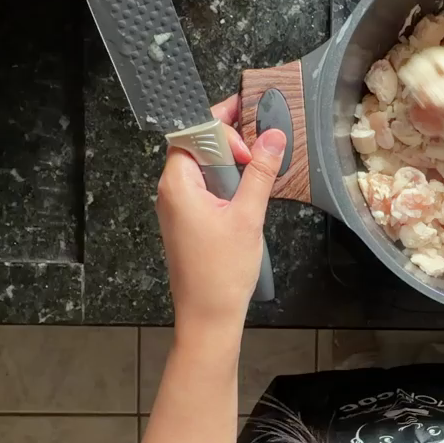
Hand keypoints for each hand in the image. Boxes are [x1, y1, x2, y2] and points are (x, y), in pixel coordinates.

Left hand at [156, 95, 285, 335]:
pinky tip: (246, 189)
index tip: (251, 139)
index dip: (222, 127)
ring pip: (201, 167)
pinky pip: (203, 188)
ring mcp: (177, 207)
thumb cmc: (222, 272)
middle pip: (194, 145)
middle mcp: (170, 191)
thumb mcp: (248, 216)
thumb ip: (260, 172)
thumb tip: (273, 137)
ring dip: (228, 160)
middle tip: (258, 134)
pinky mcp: (187, 222)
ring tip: (257, 161)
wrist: (208, 315)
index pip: (193, 132)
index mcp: (177, 183)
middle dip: (226, 136)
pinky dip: (224, 182)